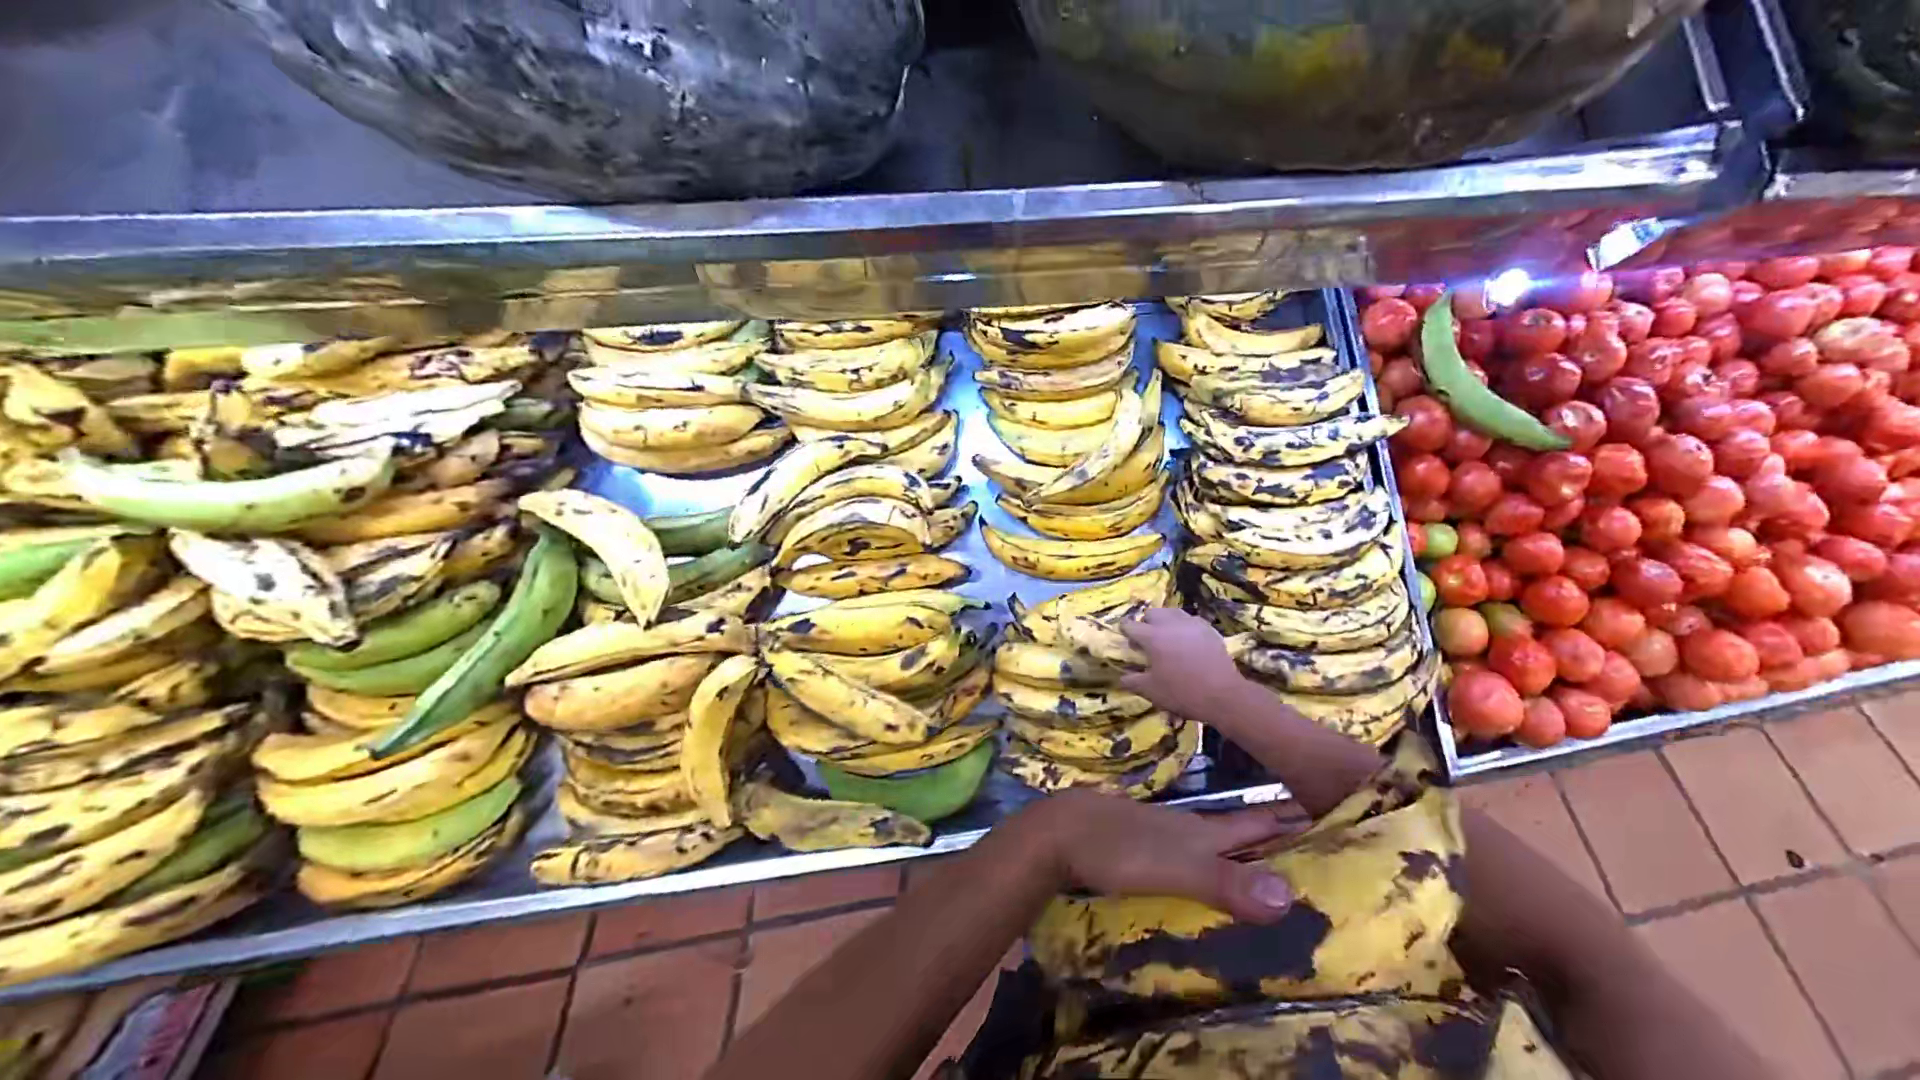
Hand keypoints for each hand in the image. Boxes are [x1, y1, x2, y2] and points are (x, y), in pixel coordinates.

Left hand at [1017, 789, 1296, 923]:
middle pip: (1238, 827)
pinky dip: (1210, 855)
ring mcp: (1161, 833)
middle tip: (1313, 830)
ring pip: (1213, 836)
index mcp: (1202, 832)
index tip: (1334, 811)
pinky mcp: (1140, 845)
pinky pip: (1189, 849)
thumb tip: (1290, 896)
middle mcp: (1188, 827)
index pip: (1258, 823)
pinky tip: (1207, 865)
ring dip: (1243, 843)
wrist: (1058, 834)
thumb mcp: (1175, 868)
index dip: (1292, 820)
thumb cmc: (1118, 848)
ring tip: (1270, 852)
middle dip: (1274, 828)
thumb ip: (1225, 882)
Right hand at [1117, 608, 1247, 719]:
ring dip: (1166, 621)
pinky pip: (1192, 621)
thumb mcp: (1151, 691)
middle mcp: (1170, 624)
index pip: (1131, 626)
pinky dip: (1185, 627)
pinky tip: (1188, 640)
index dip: (1125, 630)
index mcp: (1152, 637)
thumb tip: (1123, 677)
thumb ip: (1133, 681)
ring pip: (1173, 612)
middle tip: (1147, 639)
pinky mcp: (1209, 629)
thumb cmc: (1182, 693)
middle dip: (1146, 623)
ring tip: (1168, 636)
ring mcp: (1192, 624)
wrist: (1222, 695)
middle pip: (1152, 613)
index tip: (1125, 636)